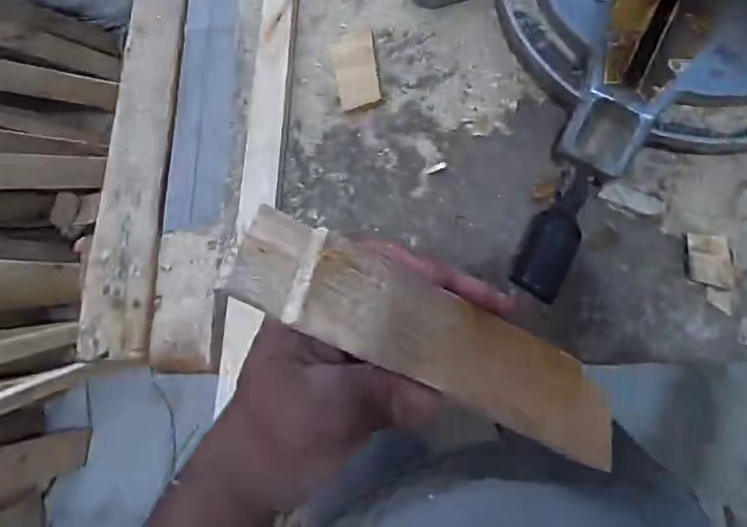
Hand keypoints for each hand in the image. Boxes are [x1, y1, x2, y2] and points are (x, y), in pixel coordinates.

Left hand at [150, 242, 515, 525]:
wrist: (249, 481)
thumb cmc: (273, 437)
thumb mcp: (322, 413)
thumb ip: (376, 397)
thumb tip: (435, 397)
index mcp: (317, 299)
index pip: (374, 265)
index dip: (421, 270)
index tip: (459, 289)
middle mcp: (340, 303)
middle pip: (401, 280)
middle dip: (449, 288)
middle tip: (497, 305)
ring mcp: (356, 328)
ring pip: (411, 306)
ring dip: (451, 312)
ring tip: (496, 318)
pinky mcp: (370, 355)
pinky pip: (411, 339)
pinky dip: (441, 344)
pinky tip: (470, 350)